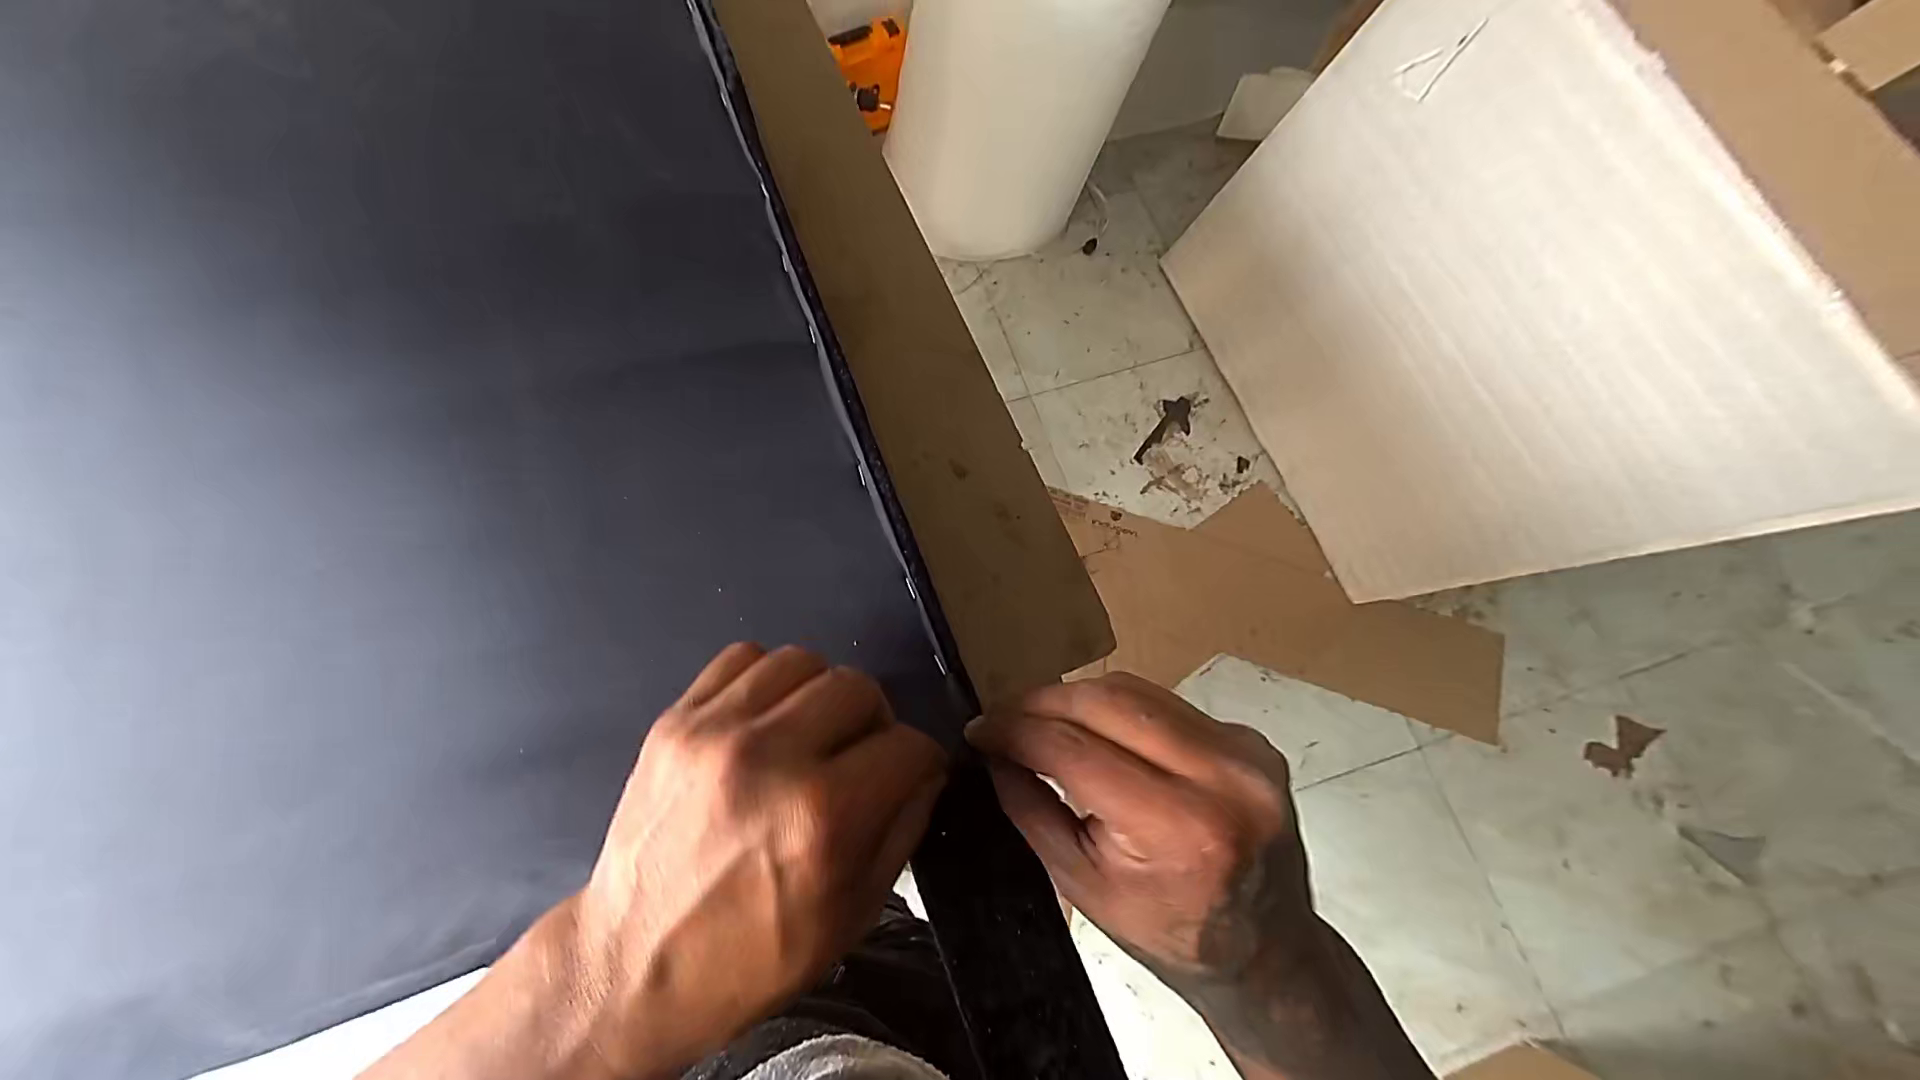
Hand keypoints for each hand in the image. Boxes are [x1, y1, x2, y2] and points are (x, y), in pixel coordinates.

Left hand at [572, 643, 947, 1074]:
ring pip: (804, 661)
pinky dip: (767, 680)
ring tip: (811, 731)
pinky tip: (764, 718)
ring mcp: (715, 732)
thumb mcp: (854, 914)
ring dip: (823, 694)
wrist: (630, 969)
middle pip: (859, 687)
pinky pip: (741, 658)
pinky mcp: (674, 721)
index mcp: (822, 816)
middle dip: (877, 721)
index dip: (921, 761)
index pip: (908, 745)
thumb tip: (925, 770)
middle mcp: (771, 758)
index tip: (911, 774)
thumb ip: (905, 828)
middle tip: (861, 753)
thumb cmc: (752, 956)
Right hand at [964, 673, 1309, 989]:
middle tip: (1002, 716)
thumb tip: (993, 750)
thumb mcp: (1081, 883)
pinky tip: (1092, 726)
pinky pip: (1163, 702)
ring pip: (1134, 690)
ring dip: (1074, 697)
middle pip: (1105, 701)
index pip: (1074, 749)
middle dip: (1040, 701)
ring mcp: (1243, 751)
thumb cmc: (1169, 932)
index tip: (979, 729)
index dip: (1015, 731)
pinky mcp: (1248, 738)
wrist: (1266, 951)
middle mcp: (1221, 777)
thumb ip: (1029, 807)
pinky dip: (1115, 707)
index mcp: (1178, 828)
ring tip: (1038, 716)